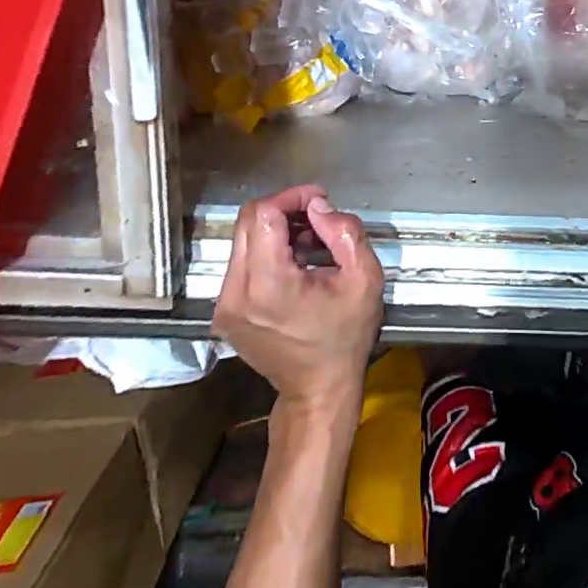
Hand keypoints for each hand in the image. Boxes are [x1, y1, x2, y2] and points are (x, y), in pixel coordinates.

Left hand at [212, 186, 384, 410]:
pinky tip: (292, 265)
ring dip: (274, 231)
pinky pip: (240, 263)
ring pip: (242, 240)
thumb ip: (344, 232)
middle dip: (283, 209)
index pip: (264, 214)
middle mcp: (236, 291)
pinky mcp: (222, 311)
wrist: (318, 391)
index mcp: (268, 283)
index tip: (318, 200)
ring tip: (308, 243)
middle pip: (248, 222)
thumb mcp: (365, 280)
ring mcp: (224, 303)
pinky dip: (265, 253)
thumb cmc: (345, 337)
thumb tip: (317, 206)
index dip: (291, 196)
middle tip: (315, 216)